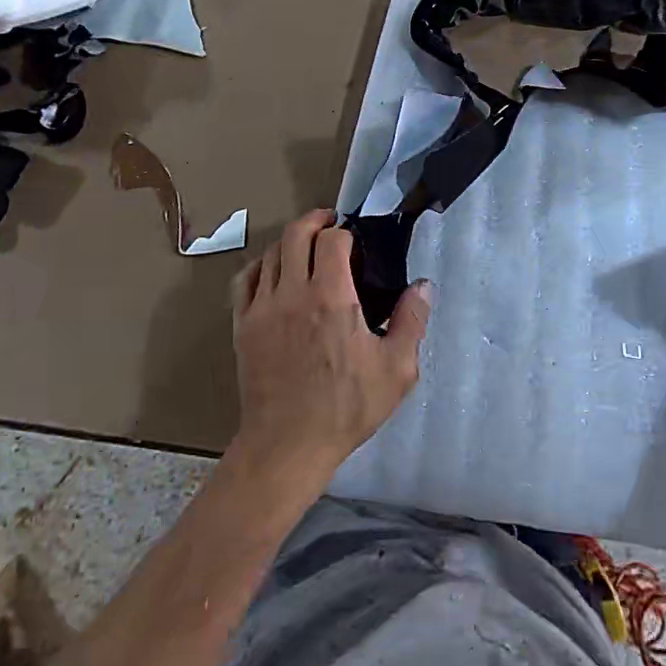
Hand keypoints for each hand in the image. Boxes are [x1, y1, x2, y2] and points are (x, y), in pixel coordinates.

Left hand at [228, 209, 430, 481]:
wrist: (288, 445)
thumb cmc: (347, 407)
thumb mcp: (396, 369)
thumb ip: (412, 320)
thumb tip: (423, 285)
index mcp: (331, 298)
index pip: (332, 239)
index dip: (345, 231)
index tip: (357, 240)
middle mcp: (292, 293)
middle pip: (295, 234)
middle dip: (315, 220)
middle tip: (332, 224)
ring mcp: (262, 309)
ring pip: (270, 253)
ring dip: (290, 241)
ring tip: (307, 247)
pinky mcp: (243, 326)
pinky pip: (245, 279)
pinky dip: (261, 265)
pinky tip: (274, 271)